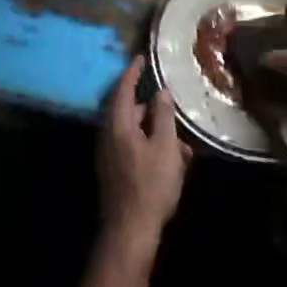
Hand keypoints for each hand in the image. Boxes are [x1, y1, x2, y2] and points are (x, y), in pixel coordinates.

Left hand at [98, 57, 189, 246]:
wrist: (130, 229)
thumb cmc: (151, 184)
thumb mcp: (165, 147)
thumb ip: (164, 117)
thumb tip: (161, 92)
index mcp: (117, 125)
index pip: (122, 89)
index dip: (132, 72)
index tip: (141, 57)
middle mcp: (107, 135)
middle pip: (126, 110)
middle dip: (148, 105)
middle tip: (168, 101)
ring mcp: (108, 154)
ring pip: (132, 131)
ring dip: (154, 130)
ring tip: (179, 138)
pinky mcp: (114, 170)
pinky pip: (132, 148)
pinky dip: (150, 146)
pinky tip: (173, 159)